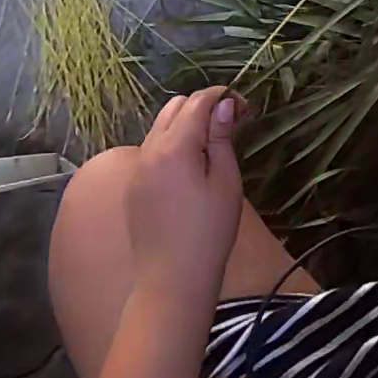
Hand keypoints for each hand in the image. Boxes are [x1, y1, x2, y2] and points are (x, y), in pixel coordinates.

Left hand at [126, 88, 245, 304]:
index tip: (244, 107)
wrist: (172, 281)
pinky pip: (151, 148)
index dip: (222, 96)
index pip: (197, 102)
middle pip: (174, 107)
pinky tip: (190, 165)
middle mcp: (149, 150)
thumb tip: (225, 105)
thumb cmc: (209, 231)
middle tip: (230, 123)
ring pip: (160, 126)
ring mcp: (137, 169)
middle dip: (203, 105)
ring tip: (212, 143)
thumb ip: (221, 138)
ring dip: (186, 122)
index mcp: (174, 147)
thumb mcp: (225, 181)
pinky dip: (171, 142)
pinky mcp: (133, 186)